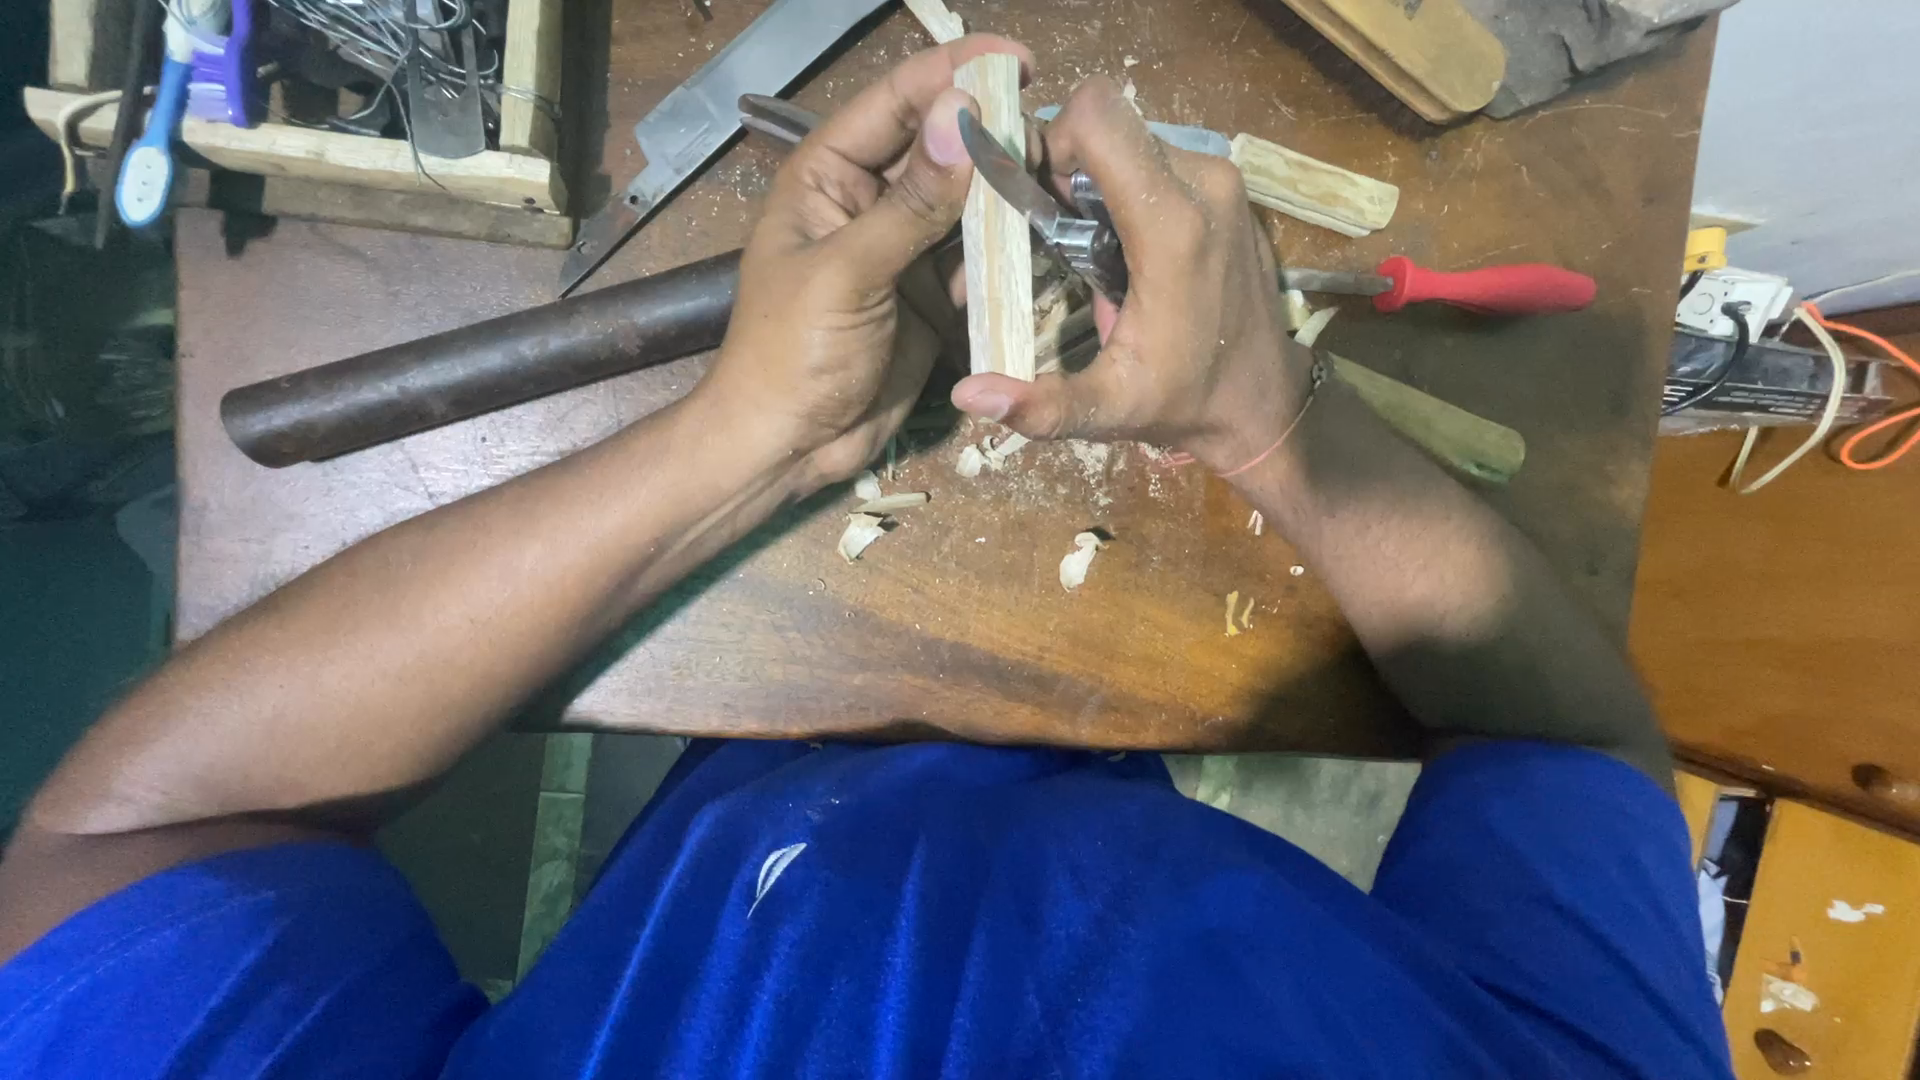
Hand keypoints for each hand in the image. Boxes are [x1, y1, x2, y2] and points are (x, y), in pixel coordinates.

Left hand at [696, 36, 1034, 487]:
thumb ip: (909, 203)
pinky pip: (974, 263)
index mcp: (828, 177)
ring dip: (1004, 197)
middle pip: (938, 151)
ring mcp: (903, 254)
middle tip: (1049, 135)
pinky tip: (1036, 242)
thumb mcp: (847, 273)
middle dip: (990, 138)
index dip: (953, 74)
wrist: (790, 444)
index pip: (895, 104)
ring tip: (1054, 182)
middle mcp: (869, 205)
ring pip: (963, 208)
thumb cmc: (793, 353)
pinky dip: (1002, 255)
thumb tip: (964, 117)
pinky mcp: (930, 300)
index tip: (1018, 64)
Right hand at [949, 76, 1311, 472]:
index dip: (1049, 144)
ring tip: (1077, 248)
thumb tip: (967, 396)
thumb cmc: (1184, 402)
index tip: (1030, 200)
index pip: (1097, 119)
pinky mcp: (1224, 188)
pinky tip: (1114, 248)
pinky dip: (1120, 191)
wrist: (1262, 401)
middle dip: (1061, 171)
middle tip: (1042, 234)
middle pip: (1106, 129)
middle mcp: (1202, 182)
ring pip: (1128, 143)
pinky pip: (1153, 160)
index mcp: (1172, 226)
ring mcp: (1219, 180)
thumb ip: (1041, 404)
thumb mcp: (1109, 410)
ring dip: (1089, 184)